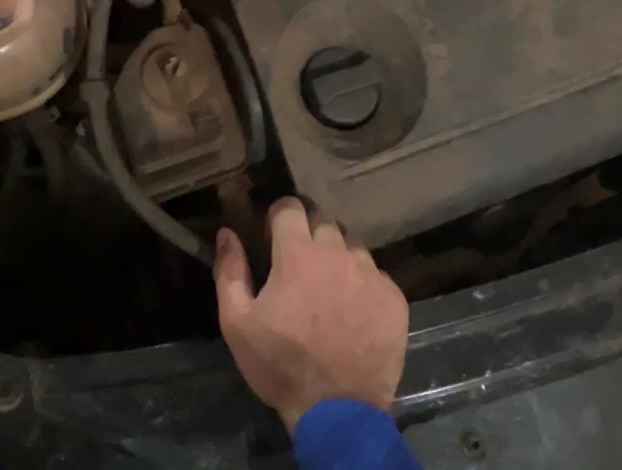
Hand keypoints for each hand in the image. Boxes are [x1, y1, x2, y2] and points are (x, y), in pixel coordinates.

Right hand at [214, 198, 409, 430]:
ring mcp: (370, 275)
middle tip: (299, 262)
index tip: (273, 237)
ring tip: (329, 286)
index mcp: (298, 255)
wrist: (337, 413)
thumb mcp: (237, 323)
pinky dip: (362, 282)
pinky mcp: (394, 298)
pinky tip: (353, 309)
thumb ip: (230, 271)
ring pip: (352, 246)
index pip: (290, 207)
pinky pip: (376, 274)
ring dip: (337, 256)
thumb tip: (227, 233)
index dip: (279, 217)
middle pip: (323, 221)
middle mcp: (337, 254)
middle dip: (308, 232)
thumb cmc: (280, 365)